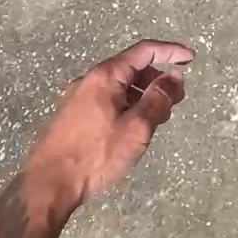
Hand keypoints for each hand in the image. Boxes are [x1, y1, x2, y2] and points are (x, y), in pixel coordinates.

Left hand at [23, 38, 192, 211]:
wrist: (47, 187)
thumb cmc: (96, 155)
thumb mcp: (137, 127)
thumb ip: (159, 98)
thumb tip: (174, 76)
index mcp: (106, 77)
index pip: (145, 50)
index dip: (170, 51)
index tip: (190, 59)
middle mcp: (89, 80)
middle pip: (132, 68)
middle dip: (158, 79)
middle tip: (176, 100)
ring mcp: (77, 98)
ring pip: (120, 86)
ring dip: (143, 95)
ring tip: (157, 118)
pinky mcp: (72, 116)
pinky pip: (108, 99)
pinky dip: (128, 105)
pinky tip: (133, 128)